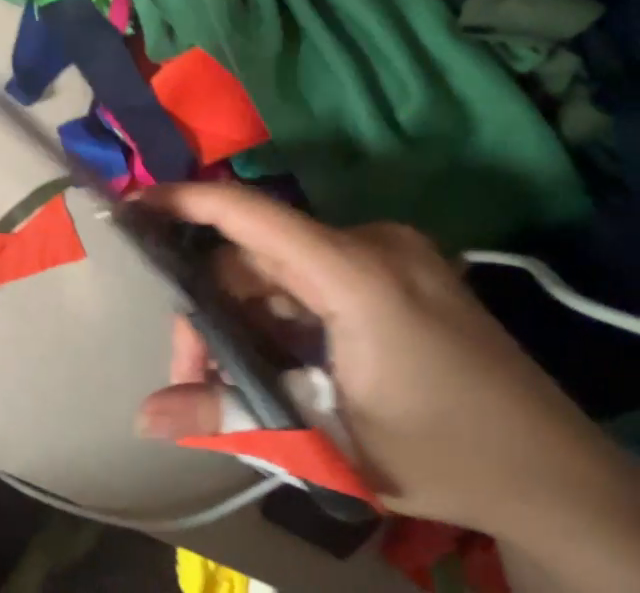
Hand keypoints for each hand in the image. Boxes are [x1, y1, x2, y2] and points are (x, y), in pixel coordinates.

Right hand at [133, 182, 632, 537]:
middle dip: (210, 311)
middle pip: (251, 257)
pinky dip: (277, 315)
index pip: (248, 214)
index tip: (122, 208)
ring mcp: (391, 259)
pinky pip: (309, 278)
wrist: (565, 485)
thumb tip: (140, 417)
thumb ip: (227, 417)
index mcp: (359, 276)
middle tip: (196, 373)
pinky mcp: (400, 275)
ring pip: (275, 271)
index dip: (179, 201)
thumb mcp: (328, 443)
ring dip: (242, 319)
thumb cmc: (445, 456)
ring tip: (237, 382)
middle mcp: (373, 249)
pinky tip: (277, 362)